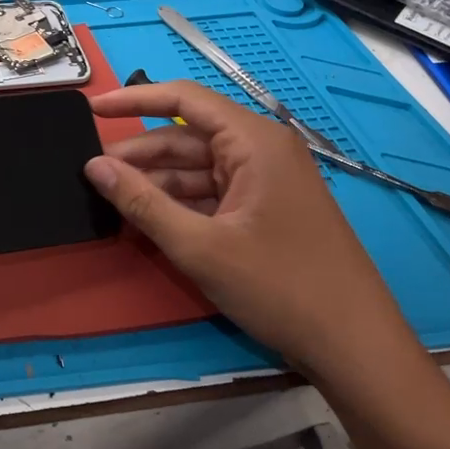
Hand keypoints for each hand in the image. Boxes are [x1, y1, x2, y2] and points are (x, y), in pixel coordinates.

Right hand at [84, 81, 407, 377]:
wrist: (357, 350)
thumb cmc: (281, 287)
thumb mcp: (200, 247)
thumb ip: (142, 203)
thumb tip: (94, 167)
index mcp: (254, 142)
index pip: (184, 99)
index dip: (134, 99)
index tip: (92, 109)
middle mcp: (261, 150)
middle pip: (186, 136)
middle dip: (140, 153)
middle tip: (92, 172)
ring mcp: (266, 181)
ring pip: (196, 167)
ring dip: (156, 181)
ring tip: (111, 198)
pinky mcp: (267, 209)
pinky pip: (212, 192)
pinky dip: (179, 202)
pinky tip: (147, 219)